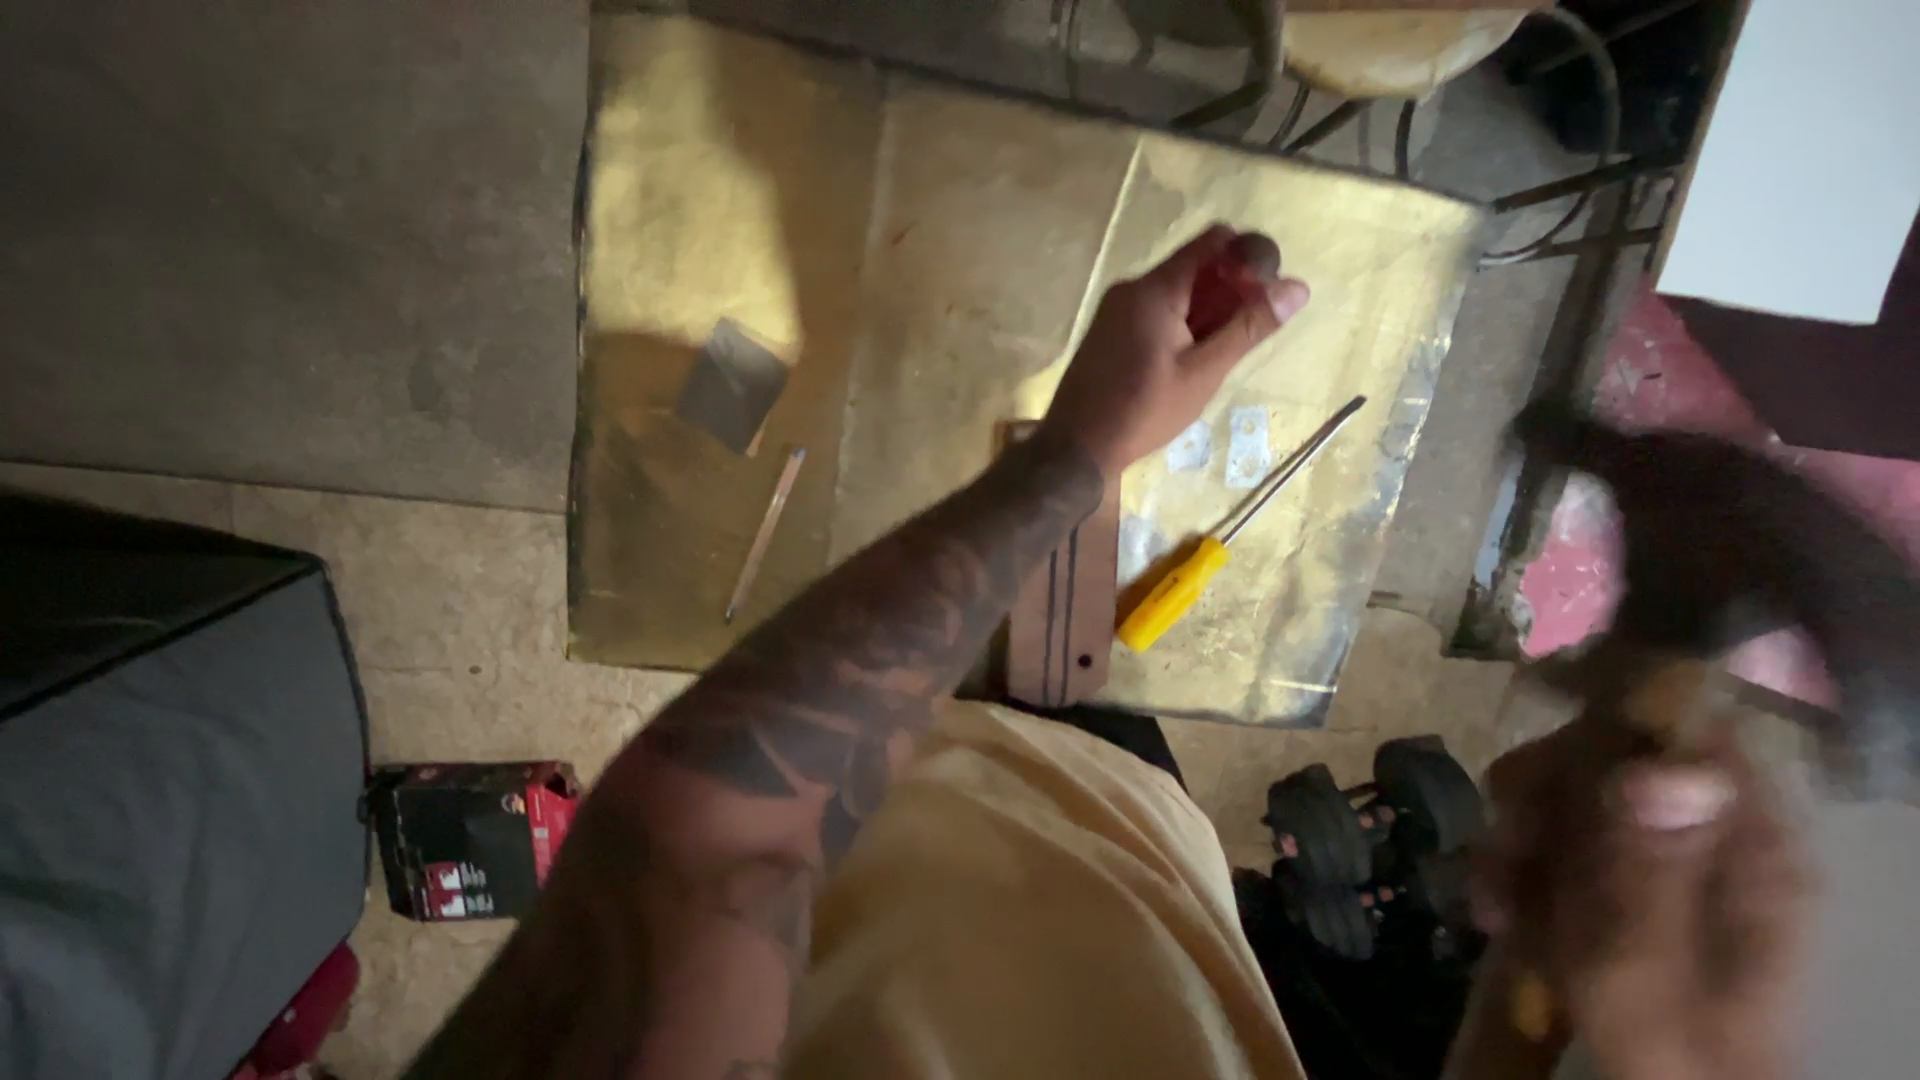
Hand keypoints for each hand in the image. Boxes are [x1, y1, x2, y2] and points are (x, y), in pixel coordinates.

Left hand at [1040, 224, 1310, 477]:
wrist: (1075, 448)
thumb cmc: (1142, 412)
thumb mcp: (1203, 372)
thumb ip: (1249, 327)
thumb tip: (1297, 288)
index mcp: (1153, 289)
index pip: (1213, 241)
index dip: (1247, 257)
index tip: (1266, 292)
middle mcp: (1129, 290)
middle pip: (1193, 269)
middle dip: (1226, 294)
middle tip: (1242, 337)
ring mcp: (1112, 312)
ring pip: (1173, 295)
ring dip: (1202, 315)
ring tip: (1212, 359)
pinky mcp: (1106, 334)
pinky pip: (1151, 315)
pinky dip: (1176, 328)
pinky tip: (1182, 366)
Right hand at [1473, 717, 1809, 1079]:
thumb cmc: (1666, 1046)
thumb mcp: (1647, 962)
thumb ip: (1651, 867)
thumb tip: (1664, 769)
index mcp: (1743, 848)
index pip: (1685, 733)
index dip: (1611, 711)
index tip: (1535, 719)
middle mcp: (1703, 834)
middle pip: (1603, 757)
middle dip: (1534, 794)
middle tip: (1504, 844)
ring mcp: (1656, 854)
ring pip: (1559, 794)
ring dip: (1510, 838)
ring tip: (1493, 900)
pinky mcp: (1615, 875)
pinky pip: (1546, 836)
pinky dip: (1510, 867)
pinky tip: (1500, 912)